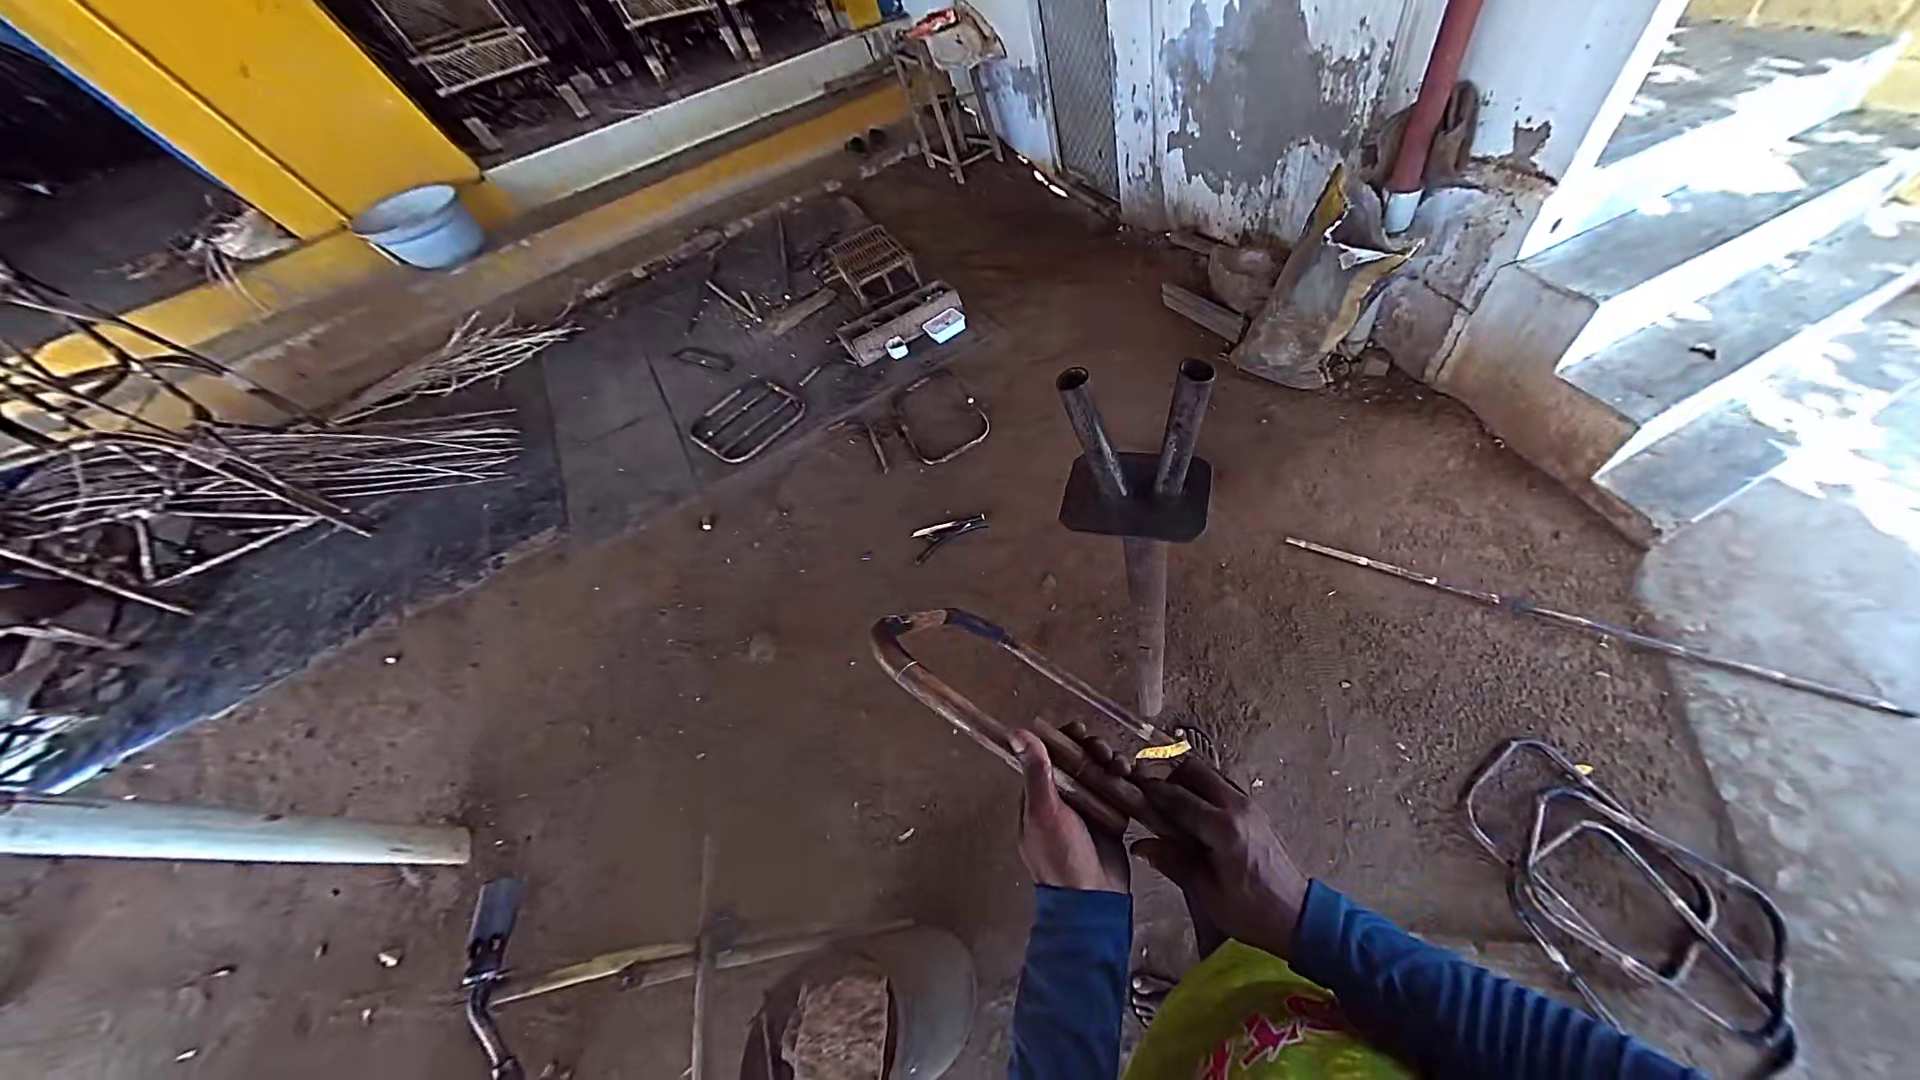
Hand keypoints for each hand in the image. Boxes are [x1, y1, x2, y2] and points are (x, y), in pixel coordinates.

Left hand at [1009, 728, 1128, 892]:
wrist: (1092, 900)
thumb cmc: (1060, 857)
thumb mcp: (1044, 810)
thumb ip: (1035, 771)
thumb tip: (1016, 733)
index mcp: (1039, 794)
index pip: (1049, 755)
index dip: (1064, 739)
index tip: (1079, 730)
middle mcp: (1062, 798)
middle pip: (1077, 761)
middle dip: (1091, 750)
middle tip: (1103, 751)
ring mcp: (1087, 809)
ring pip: (1098, 773)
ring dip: (1110, 763)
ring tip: (1119, 765)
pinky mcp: (1110, 819)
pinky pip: (1117, 791)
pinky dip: (1124, 781)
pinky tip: (1131, 775)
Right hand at [1132, 755, 1309, 959]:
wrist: (1300, 918)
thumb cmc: (1252, 912)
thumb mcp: (1207, 893)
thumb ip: (1173, 862)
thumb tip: (1140, 845)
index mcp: (1223, 829)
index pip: (1177, 797)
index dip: (1151, 792)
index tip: (1131, 789)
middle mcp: (1236, 807)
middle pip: (1192, 770)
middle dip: (1167, 778)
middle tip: (1151, 796)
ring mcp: (1247, 804)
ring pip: (1206, 774)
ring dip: (1184, 782)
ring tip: (1169, 807)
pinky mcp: (1252, 809)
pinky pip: (1218, 786)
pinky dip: (1199, 791)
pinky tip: (1191, 815)